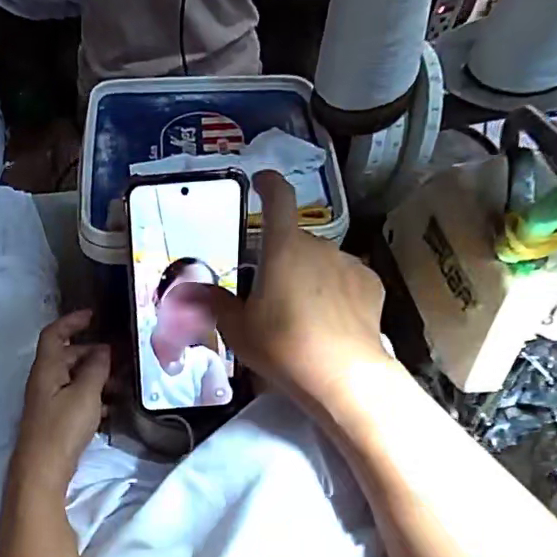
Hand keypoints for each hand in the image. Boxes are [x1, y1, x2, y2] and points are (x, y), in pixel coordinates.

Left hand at [13, 310, 109, 489]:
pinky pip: (76, 398)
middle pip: (66, 356)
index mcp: (47, 368)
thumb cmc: (63, 427)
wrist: (43, 468)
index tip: (93, 316)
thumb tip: (104, 350)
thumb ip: (96, 368)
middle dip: (92, 352)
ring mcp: (49, 401)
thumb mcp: (85, 393)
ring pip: (73, 378)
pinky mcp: (56, 419)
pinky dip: (93, 396)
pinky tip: (111, 406)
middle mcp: (44, 380)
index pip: (54, 334)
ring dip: (95, 376)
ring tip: (120, 382)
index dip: (72, 321)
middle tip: (118, 356)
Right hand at [191, 170, 393, 417]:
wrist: (342, 374)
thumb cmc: (283, 347)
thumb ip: (213, 303)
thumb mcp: (239, 329)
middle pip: (295, 242)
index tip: (263, 182)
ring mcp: (348, 264)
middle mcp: (319, 246)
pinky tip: (330, 322)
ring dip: (310, 278)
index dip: (269, 184)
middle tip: (270, 298)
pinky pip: (346, 281)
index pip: (277, 198)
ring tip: (301, 317)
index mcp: (283, 247)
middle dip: (282, 261)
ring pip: (322, 263)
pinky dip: (336, 293)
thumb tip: (186, 291)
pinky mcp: (370, 285)